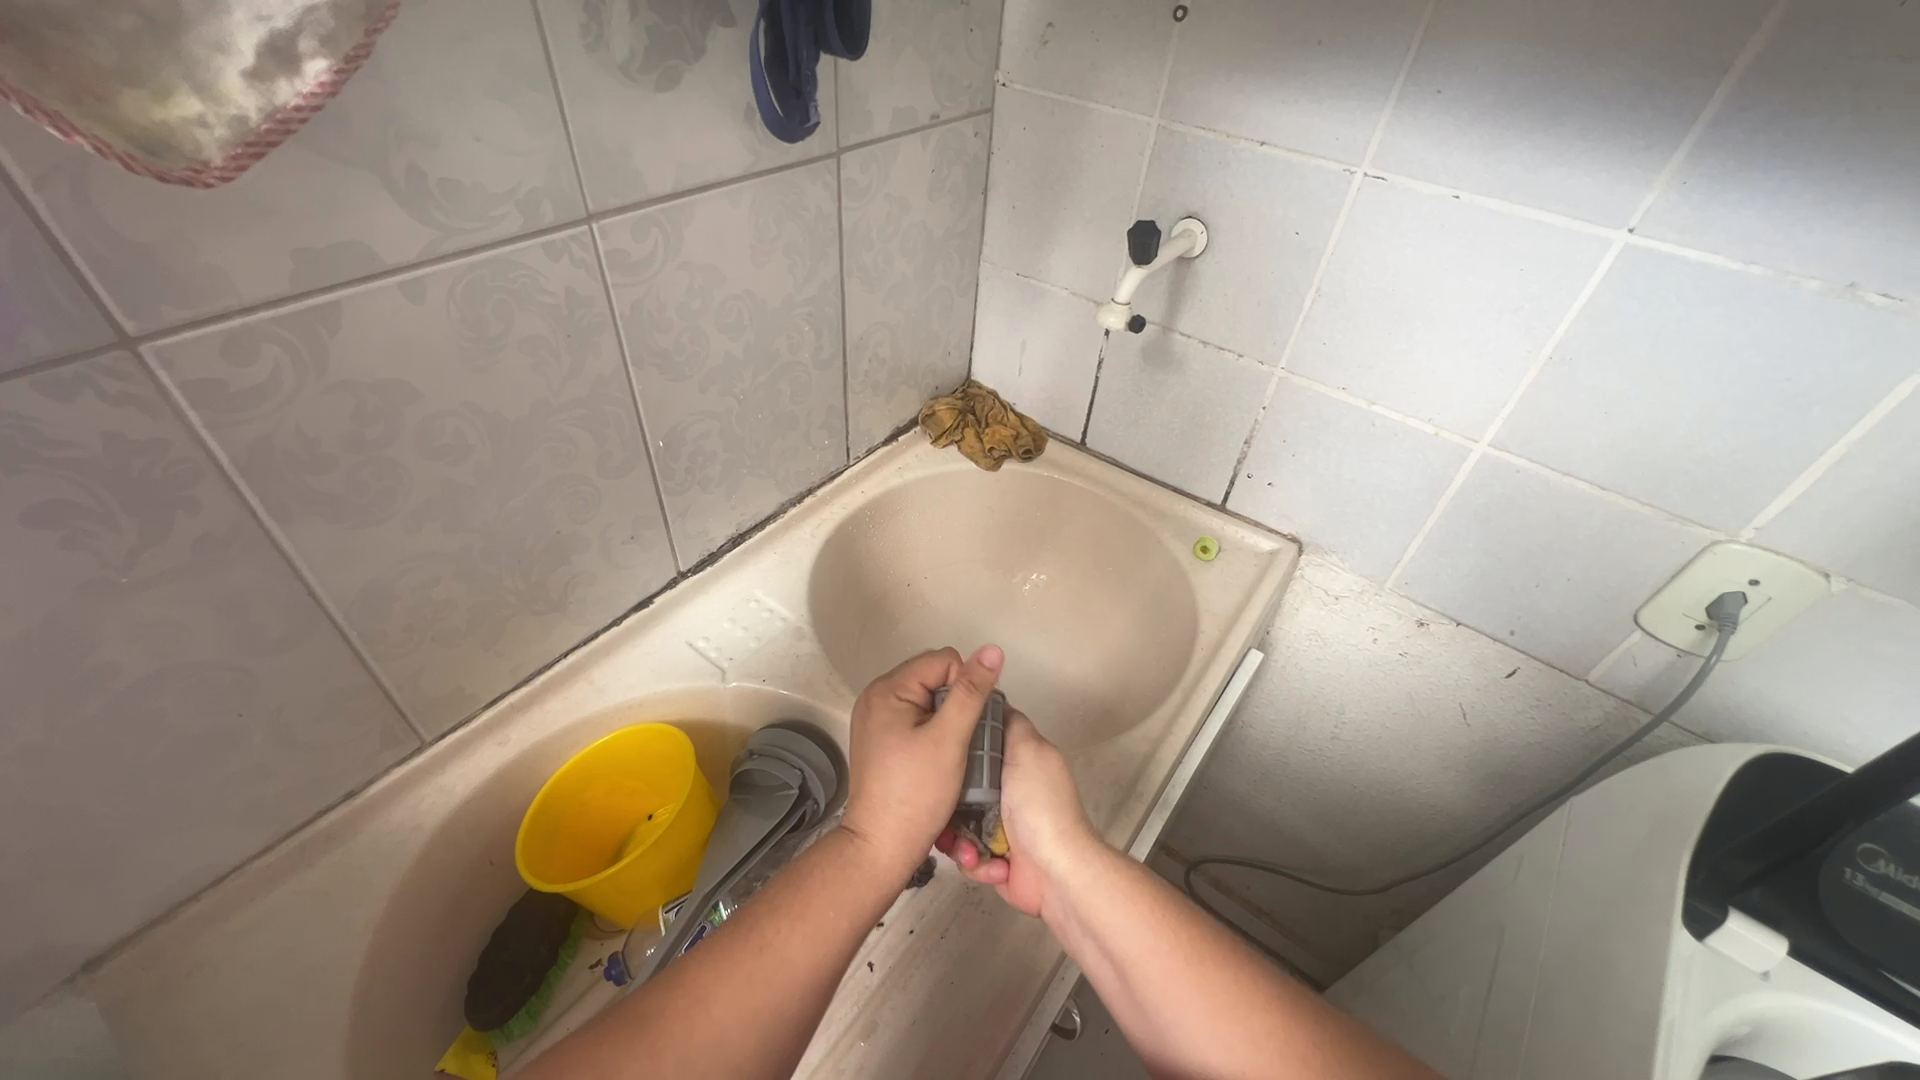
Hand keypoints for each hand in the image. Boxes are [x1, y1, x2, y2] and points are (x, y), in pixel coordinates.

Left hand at [839, 645, 1004, 877]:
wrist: (881, 847)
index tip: (966, 727)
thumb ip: (971, 692)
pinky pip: (916, 720)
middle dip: (956, 704)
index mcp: (887, 689)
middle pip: (934, 678)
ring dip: (947, 721)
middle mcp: (876, 697)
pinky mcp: (880, 741)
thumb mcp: (950, 739)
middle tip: (960, 743)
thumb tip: (992, 650)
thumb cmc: (916, 794)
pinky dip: (933, 733)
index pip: (943, 661)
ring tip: (950, 753)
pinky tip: (937, 759)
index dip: (965, 688)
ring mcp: (875, 720)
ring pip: (928, 701)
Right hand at [938, 710, 1097, 918]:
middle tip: (943, 810)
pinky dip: (976, 861)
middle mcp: (1007, 791)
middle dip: (947, 802)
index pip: (979, 744)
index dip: (957, 744)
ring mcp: (1000, 825)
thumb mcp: (1029, 750)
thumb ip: (1012, 724)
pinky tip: (993, 865)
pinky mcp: (994, 856)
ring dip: (959, 839)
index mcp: (1017, 763)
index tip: (937, 747)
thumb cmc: (1041, 808)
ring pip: (957, 822)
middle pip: (959, 787)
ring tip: (969, 848)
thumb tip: (995, 700)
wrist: (1056, 871)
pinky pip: (967, 854)